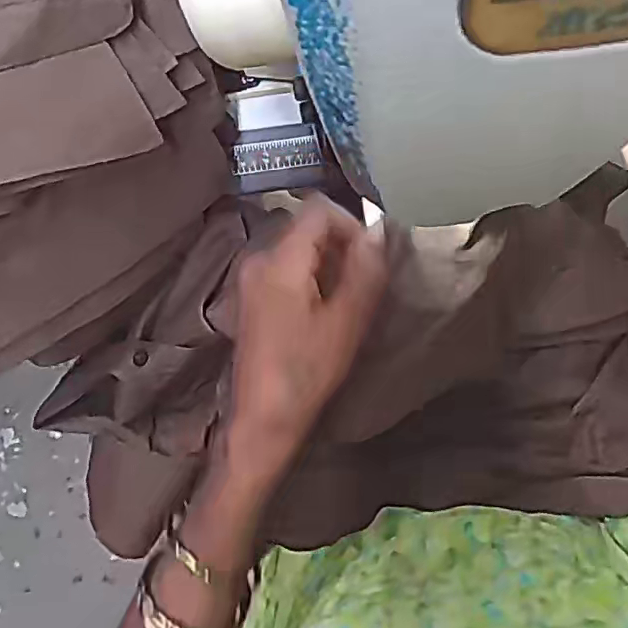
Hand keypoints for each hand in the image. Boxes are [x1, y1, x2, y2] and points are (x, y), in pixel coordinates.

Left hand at [226, 196, 386, 484]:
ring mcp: (249, 277)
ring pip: (296, 246)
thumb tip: (378, 230)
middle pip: (306, 226)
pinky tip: (322, 309)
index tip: (370, 256)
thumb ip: (365, 269)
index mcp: (278, 259)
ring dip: (326, 261)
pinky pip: (285, 266)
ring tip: (346, 298)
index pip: (319, 209)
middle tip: (363, 280)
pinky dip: (309, 274)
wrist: (263, 417)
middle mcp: (257, 258)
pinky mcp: (249, 295)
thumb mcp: (346, 320)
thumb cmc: (307, 371)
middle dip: (340, 244)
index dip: (351, 223)